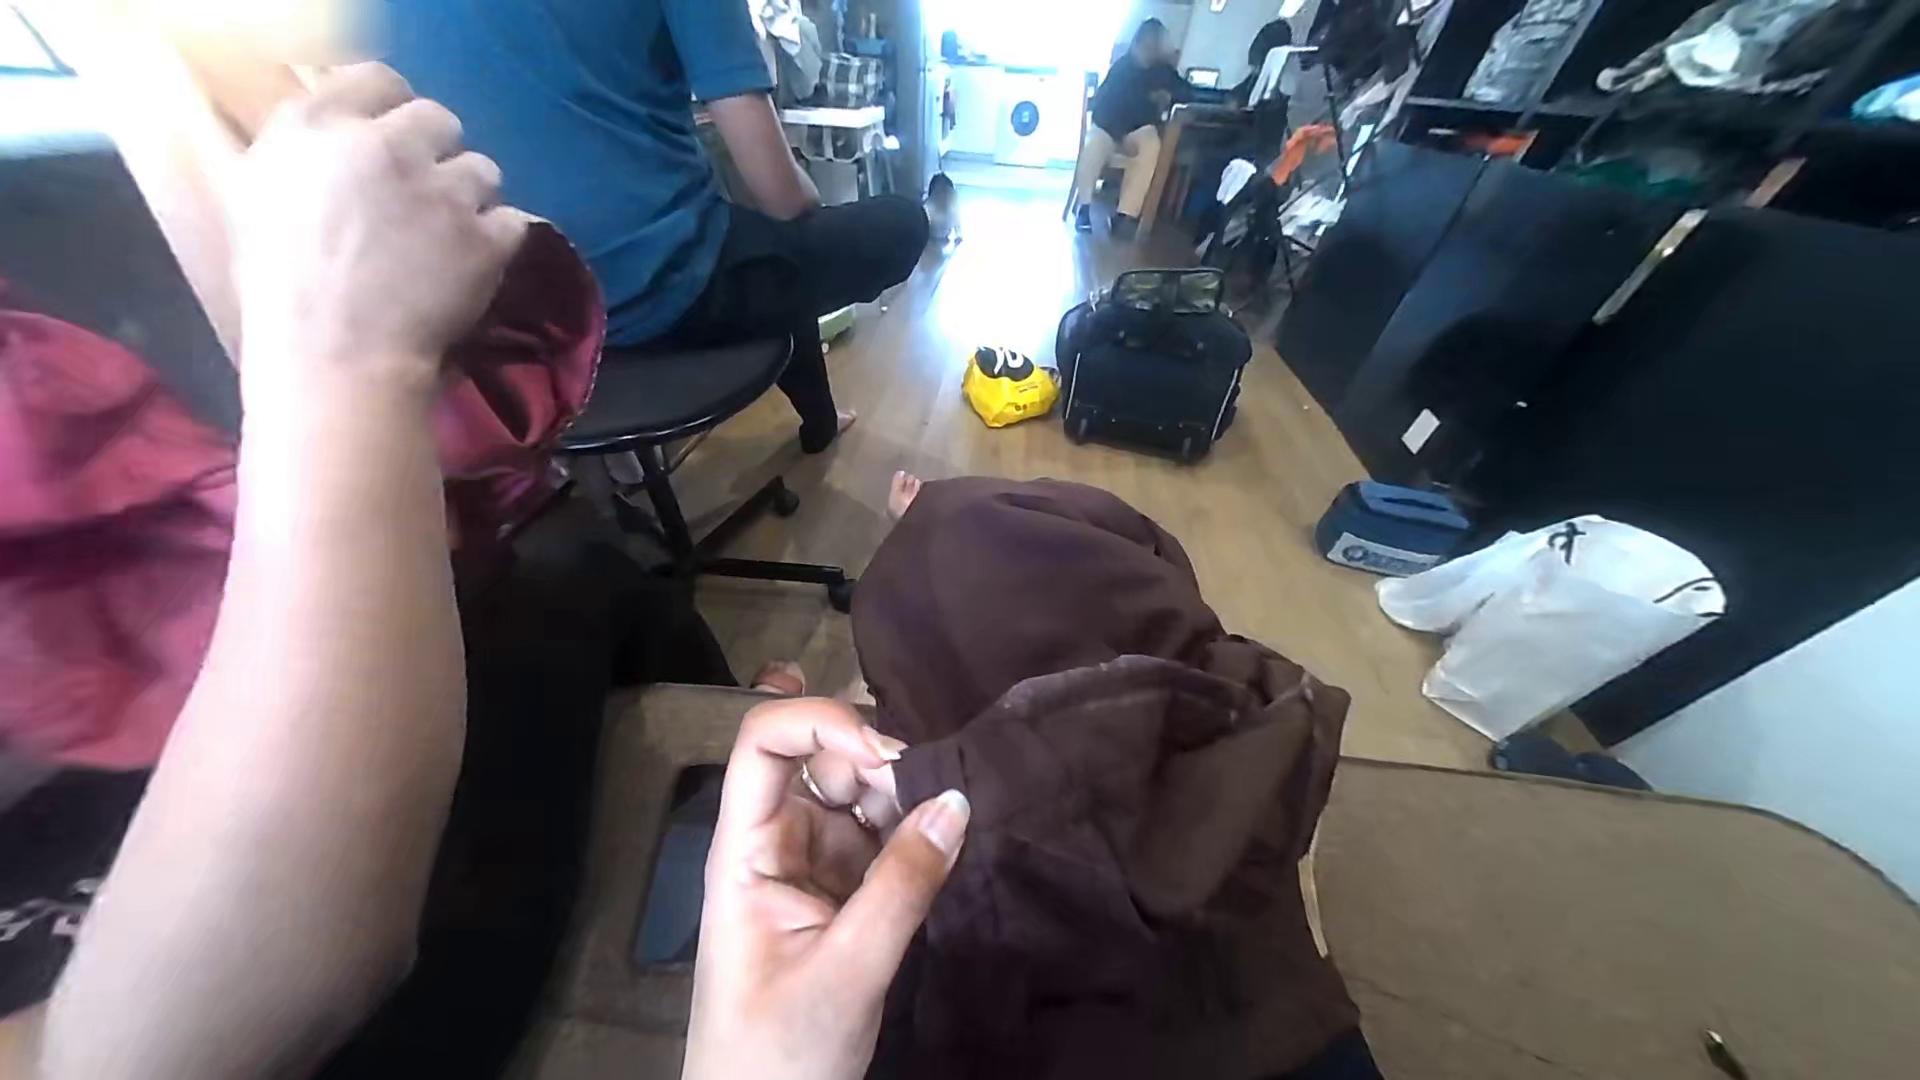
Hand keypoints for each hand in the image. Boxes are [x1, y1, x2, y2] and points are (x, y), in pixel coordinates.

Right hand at [225, 63, 525, 409]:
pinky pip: (516, 221)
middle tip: (437, 193)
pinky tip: (483, 258)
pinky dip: (504, 237)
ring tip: (459, 231)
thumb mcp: (264, 186)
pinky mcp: (487, 239)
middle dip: (443, 154)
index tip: (406, 142)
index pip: (380, 80)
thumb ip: (309, 147)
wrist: (342, 342)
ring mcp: (443, 194)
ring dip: (477, 196)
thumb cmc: (287, 277)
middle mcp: (385, 147)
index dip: (400, 110)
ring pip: (486, 171)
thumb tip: (342, 131)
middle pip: (442, 121)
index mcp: (317, 124)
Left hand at [684, 699, 968, 1079]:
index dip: (817, 723)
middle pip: (821, 756)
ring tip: (939, 821)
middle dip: (876, 761)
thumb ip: (903, 886)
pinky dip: (912, 823)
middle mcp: (778, 836)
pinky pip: (881, 826)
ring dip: (901, 792)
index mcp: (746, 848)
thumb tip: (958, 802)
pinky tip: (937, 838)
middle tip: (931, 793)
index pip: (763, 744)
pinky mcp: (845, 877)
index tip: (882, 753)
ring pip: (857, 787)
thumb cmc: (777, 1060)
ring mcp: (813, 855)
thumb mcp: (846, 974)